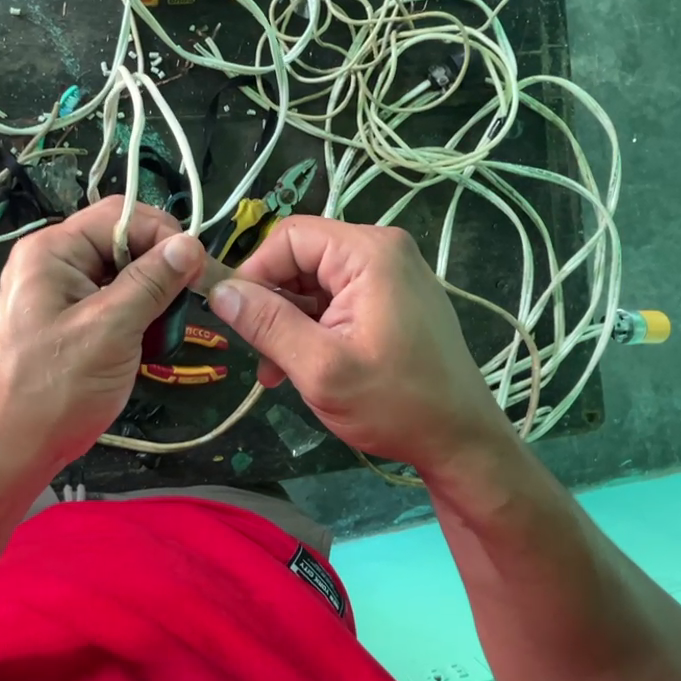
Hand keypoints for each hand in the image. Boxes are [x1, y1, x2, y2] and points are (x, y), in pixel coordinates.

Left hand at [0, 196, 205, 470]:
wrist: (11, 450)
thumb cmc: (56, 388)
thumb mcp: (110, 329)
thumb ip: (151, 282)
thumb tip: (191, 244)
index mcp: (52, 251)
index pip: (119, 215)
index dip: (163, 235)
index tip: (196, 271)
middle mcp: (52, 262)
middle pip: (121, 243)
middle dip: (158, 272)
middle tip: (181, 308)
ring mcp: (58, 293)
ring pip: (123, 275)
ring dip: (150, 300)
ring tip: (160, 335)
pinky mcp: (68, 321)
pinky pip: (113, 303)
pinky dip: (135, 320)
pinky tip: (143, 347)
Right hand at [205, 217, 512, 472]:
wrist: (463, 443)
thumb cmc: (396, 404)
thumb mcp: (320, 368)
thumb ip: (267, 324)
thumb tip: (217, 291)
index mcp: (369, 253)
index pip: (289, 237)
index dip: (254, 273)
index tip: (235, 317)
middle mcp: (382, 250)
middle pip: (301, 258)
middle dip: (272, 303)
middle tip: (258, 352)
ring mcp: (390, 275)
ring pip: (313, 282)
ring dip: (289, 322)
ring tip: (277, 371)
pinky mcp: (392, 299)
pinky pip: (336, 299)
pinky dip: (313, 328)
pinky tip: (303, 367)